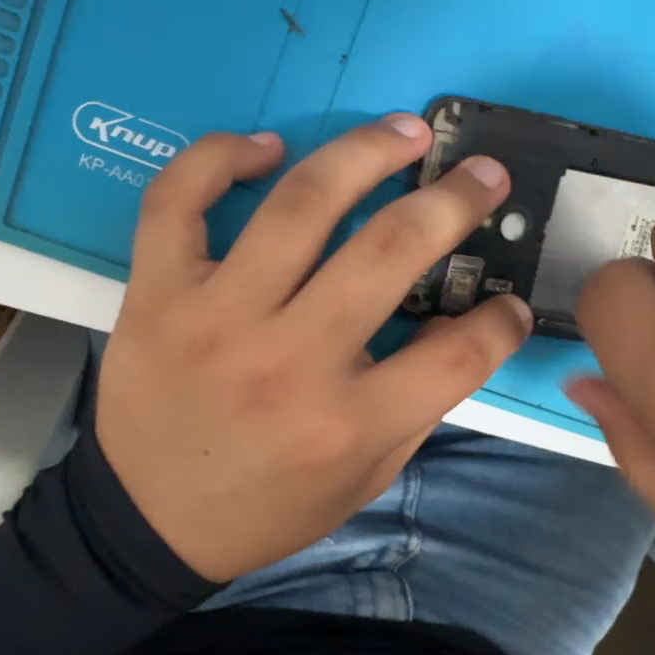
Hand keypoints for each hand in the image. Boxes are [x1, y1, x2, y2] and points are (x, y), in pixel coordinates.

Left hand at [96, 116, 531, 582]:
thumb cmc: (263, 508)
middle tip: (481, 175)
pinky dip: (218, 156)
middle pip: (391, 250)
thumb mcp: (360, 483)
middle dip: (455, 201)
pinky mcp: (157, 293)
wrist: (146, 523)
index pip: (458, 353)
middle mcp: (290, 360)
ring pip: (301, 204)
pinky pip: (177, 200)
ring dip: (366, 151)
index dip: (501, 322)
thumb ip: (416, 411)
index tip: (509, 304)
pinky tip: (266, 148)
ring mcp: (217, 317)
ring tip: (404, 131)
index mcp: (348, 422)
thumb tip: (459, 331)